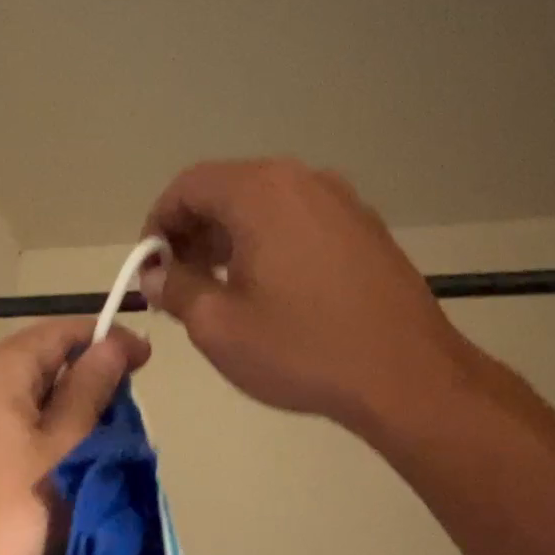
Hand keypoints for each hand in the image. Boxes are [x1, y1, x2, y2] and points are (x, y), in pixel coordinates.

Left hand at [0, 319, 150, 554]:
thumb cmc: (25, 510)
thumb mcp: (68, 445)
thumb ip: (90, 387)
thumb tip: (113, 344)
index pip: (53, 333)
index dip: (103, 338)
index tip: (148, 358)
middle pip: (36, 359)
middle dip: (86, 370)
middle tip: (132, 395)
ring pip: (26, 391)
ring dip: (69, 400)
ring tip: (109, 423)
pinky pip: (12, 420)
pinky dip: (46, 424)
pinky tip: (73, 448)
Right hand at [139, 158, 479, 437]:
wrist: (405, 375)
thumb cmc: (301, 349)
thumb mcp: (219, 326)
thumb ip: (176, 289)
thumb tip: (155, 273)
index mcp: (261, 192)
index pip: (188, 185)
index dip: (158, 225)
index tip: (150, 271)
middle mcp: (303, 180)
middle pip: (227, 190)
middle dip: (193, 234)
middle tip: (179, 286)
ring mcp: (341, 201)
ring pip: (264, 207)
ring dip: (230, 241)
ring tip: (219, 294)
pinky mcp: (364, 229)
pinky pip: (298, 222)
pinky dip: (268, 246)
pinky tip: (269, 295)